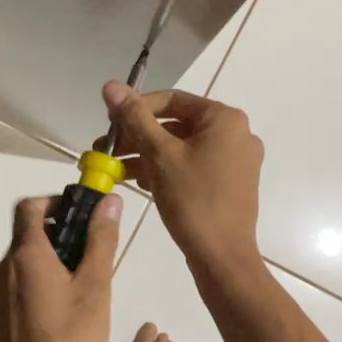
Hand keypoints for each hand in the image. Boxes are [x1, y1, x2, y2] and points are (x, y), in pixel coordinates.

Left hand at [0, 192, 122, 341]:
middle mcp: (2, 271)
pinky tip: (57, 317)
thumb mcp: (96, 285)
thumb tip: (108, 200)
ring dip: (46, 267)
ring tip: (77, 292)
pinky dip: (35, 291)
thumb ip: (101, 238)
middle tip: (88, 259)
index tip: (79, 217)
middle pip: (26, 238)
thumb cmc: (74, 338)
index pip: (29, 207)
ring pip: (21, 268)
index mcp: (25, 255)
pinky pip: (15, 293)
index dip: (54, 203)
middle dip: (56, 239)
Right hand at [100, 80, 262, 269]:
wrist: (222, 257)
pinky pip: (192, 166)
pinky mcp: (230, 184)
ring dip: (147, 155)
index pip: (171, 100)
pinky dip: (166, 170)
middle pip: (176, 124)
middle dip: (137, 136)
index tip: (108, 125)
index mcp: (224, 119)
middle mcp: (236, 134)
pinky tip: (139, 182)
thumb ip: (134, 118)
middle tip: (105, 150)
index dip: (135, 109)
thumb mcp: (159, 156)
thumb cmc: (193, 201)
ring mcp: (235, 161)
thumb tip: (111, 85)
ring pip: (181, 148)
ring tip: (114, 169)